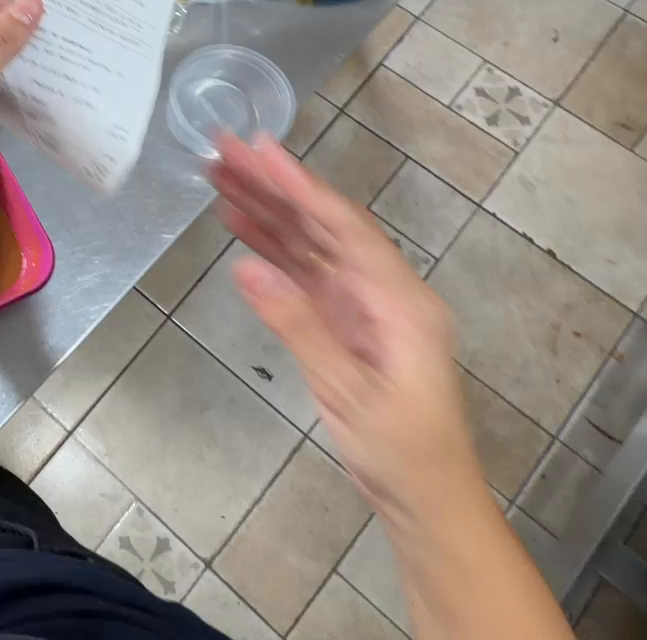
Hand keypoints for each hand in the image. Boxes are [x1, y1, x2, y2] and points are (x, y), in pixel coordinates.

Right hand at [208, 134, 482, 526]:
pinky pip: (302, 270)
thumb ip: (300, 325)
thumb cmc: (400, 450)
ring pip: (309, 242)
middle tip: (226, 148)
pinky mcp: (341, 318)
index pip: (344, 229)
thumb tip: (246, 268)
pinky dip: (270, 244)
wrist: (426, 498)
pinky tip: (238, 222)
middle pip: (323, 224)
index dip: (300, 186)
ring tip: (220, 174)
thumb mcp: (349, 392)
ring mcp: (361, 303)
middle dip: (275, 184)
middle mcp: (382, 290)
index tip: (261, 150)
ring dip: (267, 207)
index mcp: (400, 301)